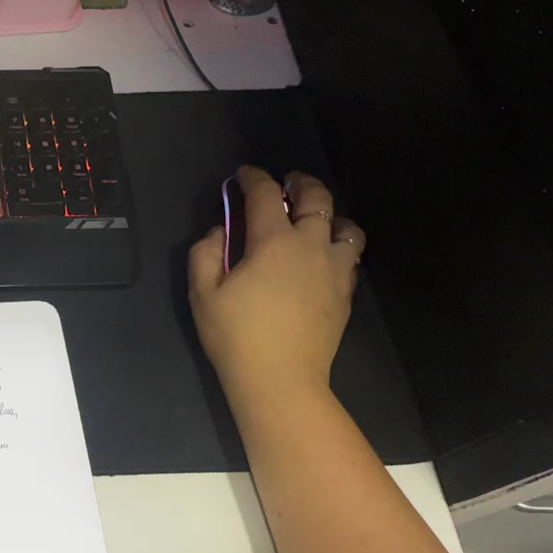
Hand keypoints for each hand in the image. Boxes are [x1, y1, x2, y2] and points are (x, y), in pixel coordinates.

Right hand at [187, 167, 365, 398]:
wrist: (280, 378)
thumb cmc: (235, 337)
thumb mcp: (202, 296)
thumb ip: (205, 256)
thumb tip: (217, 233)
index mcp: (272, 241)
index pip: (265, 195)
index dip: (253, 179)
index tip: (243, 174)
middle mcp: (310, 245)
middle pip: (315, 198)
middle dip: (300, 184)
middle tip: (288, 183)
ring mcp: (334, 267)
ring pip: (344, 225)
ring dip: (329, 214)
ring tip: (316, 220)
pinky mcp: (345, 291)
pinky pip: (349, 256)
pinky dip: (337, 245)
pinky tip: (324, 257)